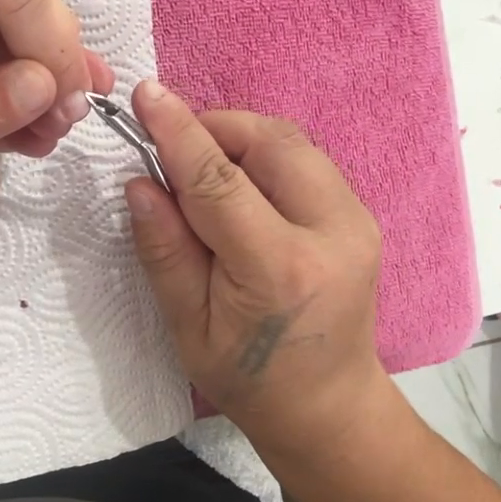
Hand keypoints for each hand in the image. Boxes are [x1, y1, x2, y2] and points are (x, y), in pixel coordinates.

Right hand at [122, 81, 385, 444]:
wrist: (328, 406)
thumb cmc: (248, 378)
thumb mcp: (187, 327)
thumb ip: (164, 250)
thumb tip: (140, 182)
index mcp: (279, 270)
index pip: (220, 181)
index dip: (178, 133)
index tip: (145, 95)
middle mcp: (331, 233)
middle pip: (269, 142)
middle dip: (213, 127)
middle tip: (172, 148)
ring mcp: (356, 222)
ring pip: (291, 142)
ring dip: (238, 138)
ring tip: (200, 170)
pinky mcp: (360, 216)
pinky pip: (305, 160)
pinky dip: (262, 156)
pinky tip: (237, 187)